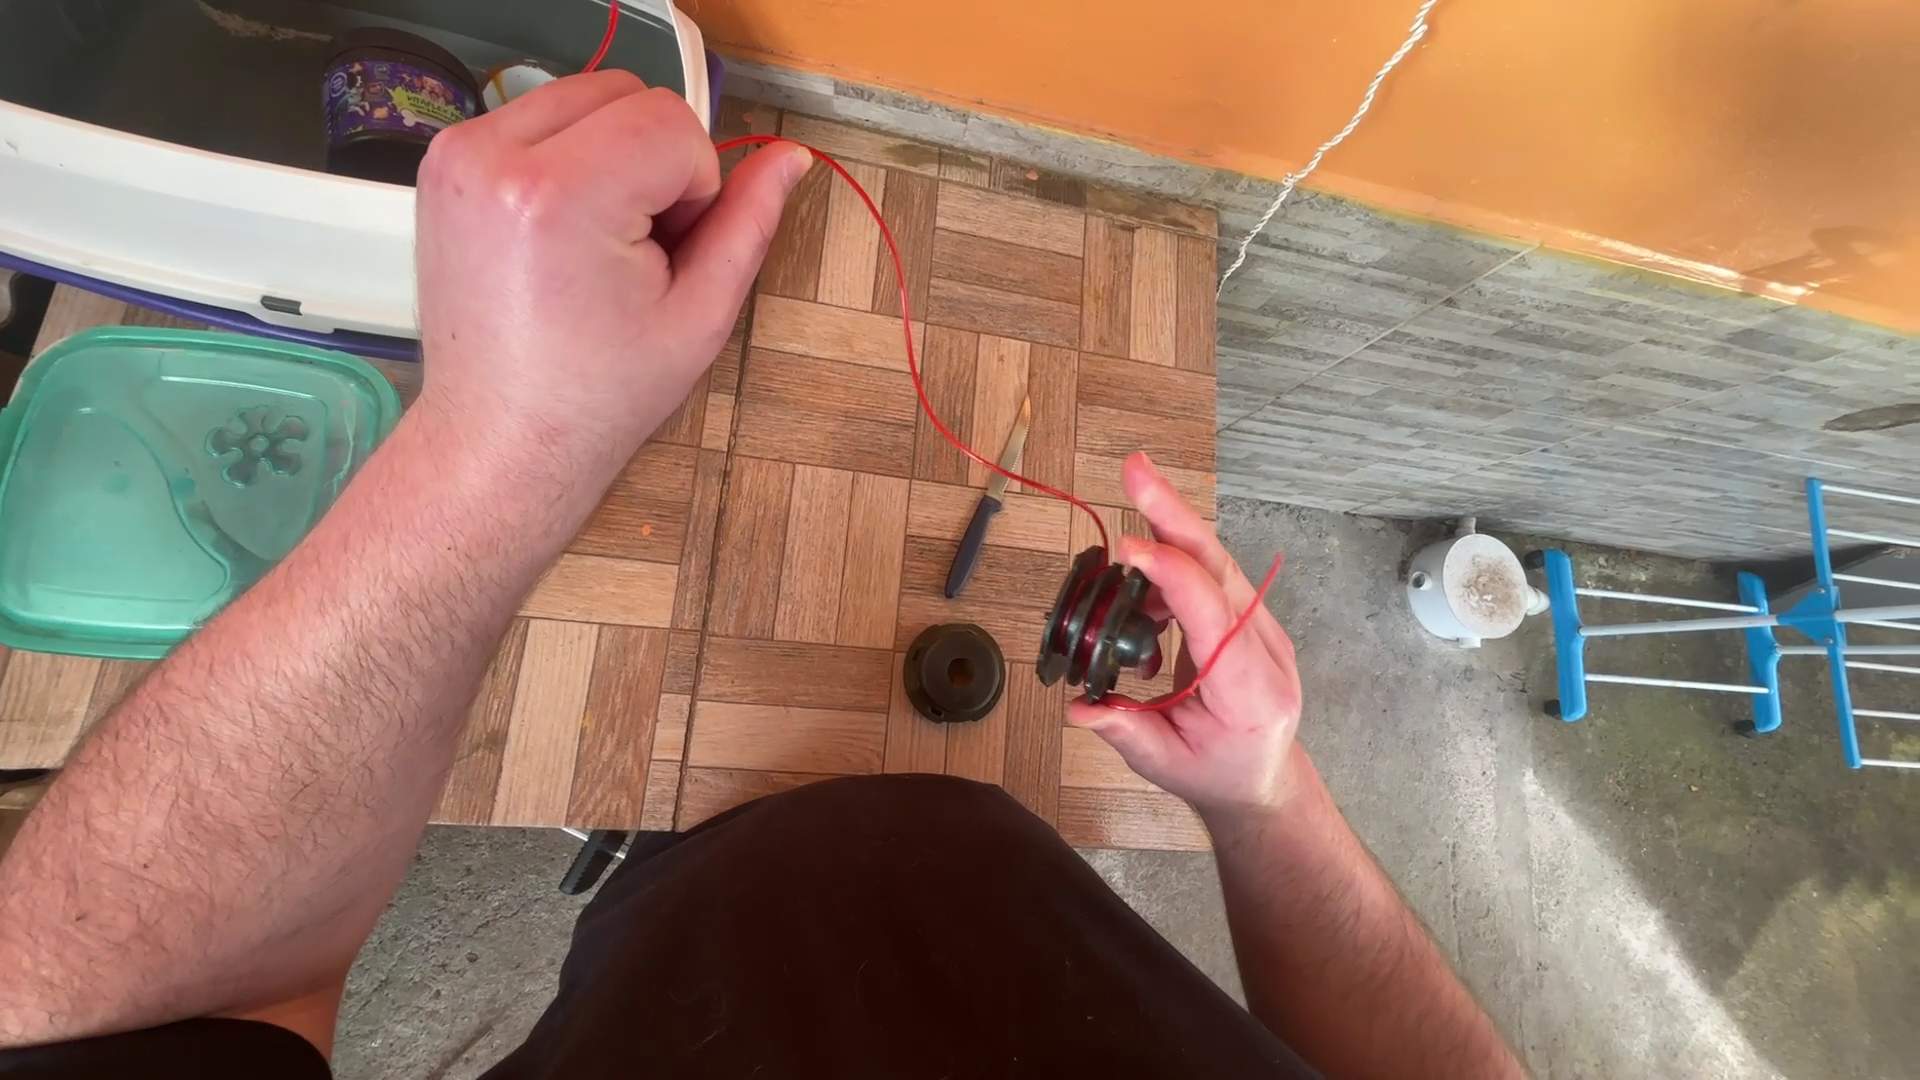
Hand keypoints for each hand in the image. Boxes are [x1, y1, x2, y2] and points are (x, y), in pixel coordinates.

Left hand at [414, 71, 811, 486]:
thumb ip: (749, 225)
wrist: (509, 431)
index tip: (674, 251)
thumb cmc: (605, 393)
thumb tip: (792, 158)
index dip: (698, 187)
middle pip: (628, 92)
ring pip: (585, 96)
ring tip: (609, 240)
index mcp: (560, 195)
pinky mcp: (445, 158)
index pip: (672, 122)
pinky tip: (573, 231)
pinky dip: (578, 158)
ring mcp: (458, 150)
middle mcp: (493, 153)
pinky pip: (542, 119)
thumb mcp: (701, 316)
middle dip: (659, 161)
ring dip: (620, 154)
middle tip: (647, 246)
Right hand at [1066, 453, 1304, 820]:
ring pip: (1214, 558)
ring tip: (1134, 484)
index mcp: (1251, 690)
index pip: (1213, 617)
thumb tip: (1077, 706)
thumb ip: (1126, 731)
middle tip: (1136, 469)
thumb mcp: (1168, 765)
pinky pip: (1208, 571)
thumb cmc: (1219, 772)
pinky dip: (1171, 551)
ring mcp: (1259, 626)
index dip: (1171, 576)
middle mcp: (1264, 647)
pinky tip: (1137, 559)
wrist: (1263, 776)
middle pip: (1219, 566)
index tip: (1129, 548)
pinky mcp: (1244, 615)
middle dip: (1175, 514)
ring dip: (1170, 519)